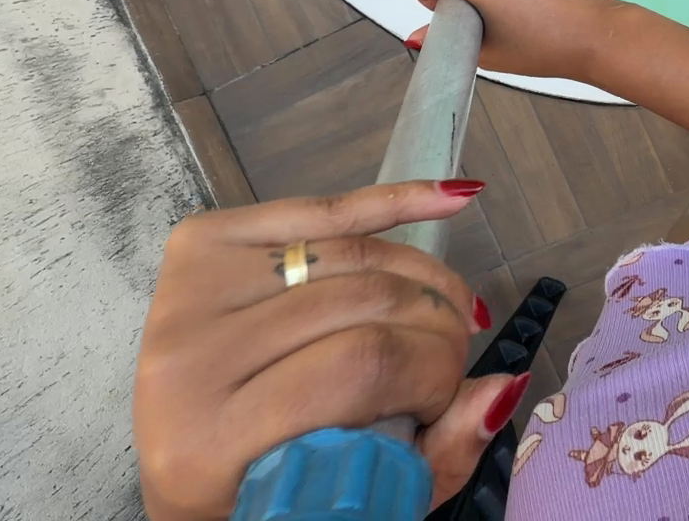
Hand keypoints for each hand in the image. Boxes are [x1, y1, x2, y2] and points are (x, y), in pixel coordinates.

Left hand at [133, 183, 527, 520]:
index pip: (364, 365)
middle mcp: (186, 360)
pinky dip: (399, 200)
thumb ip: (438, 457)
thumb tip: (503, 387)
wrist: (185, 452)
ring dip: (428, 278)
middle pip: (365, 303)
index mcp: (205, 445)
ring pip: (358, 255)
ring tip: (452, 307)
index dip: (432, 370)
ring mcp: (189, 289)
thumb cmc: (273, 488)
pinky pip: (326, 208)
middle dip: (439, 324)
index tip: (448, 394)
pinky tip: (456, 197)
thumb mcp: (358, 500)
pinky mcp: (204, 240)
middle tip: (456, 350)